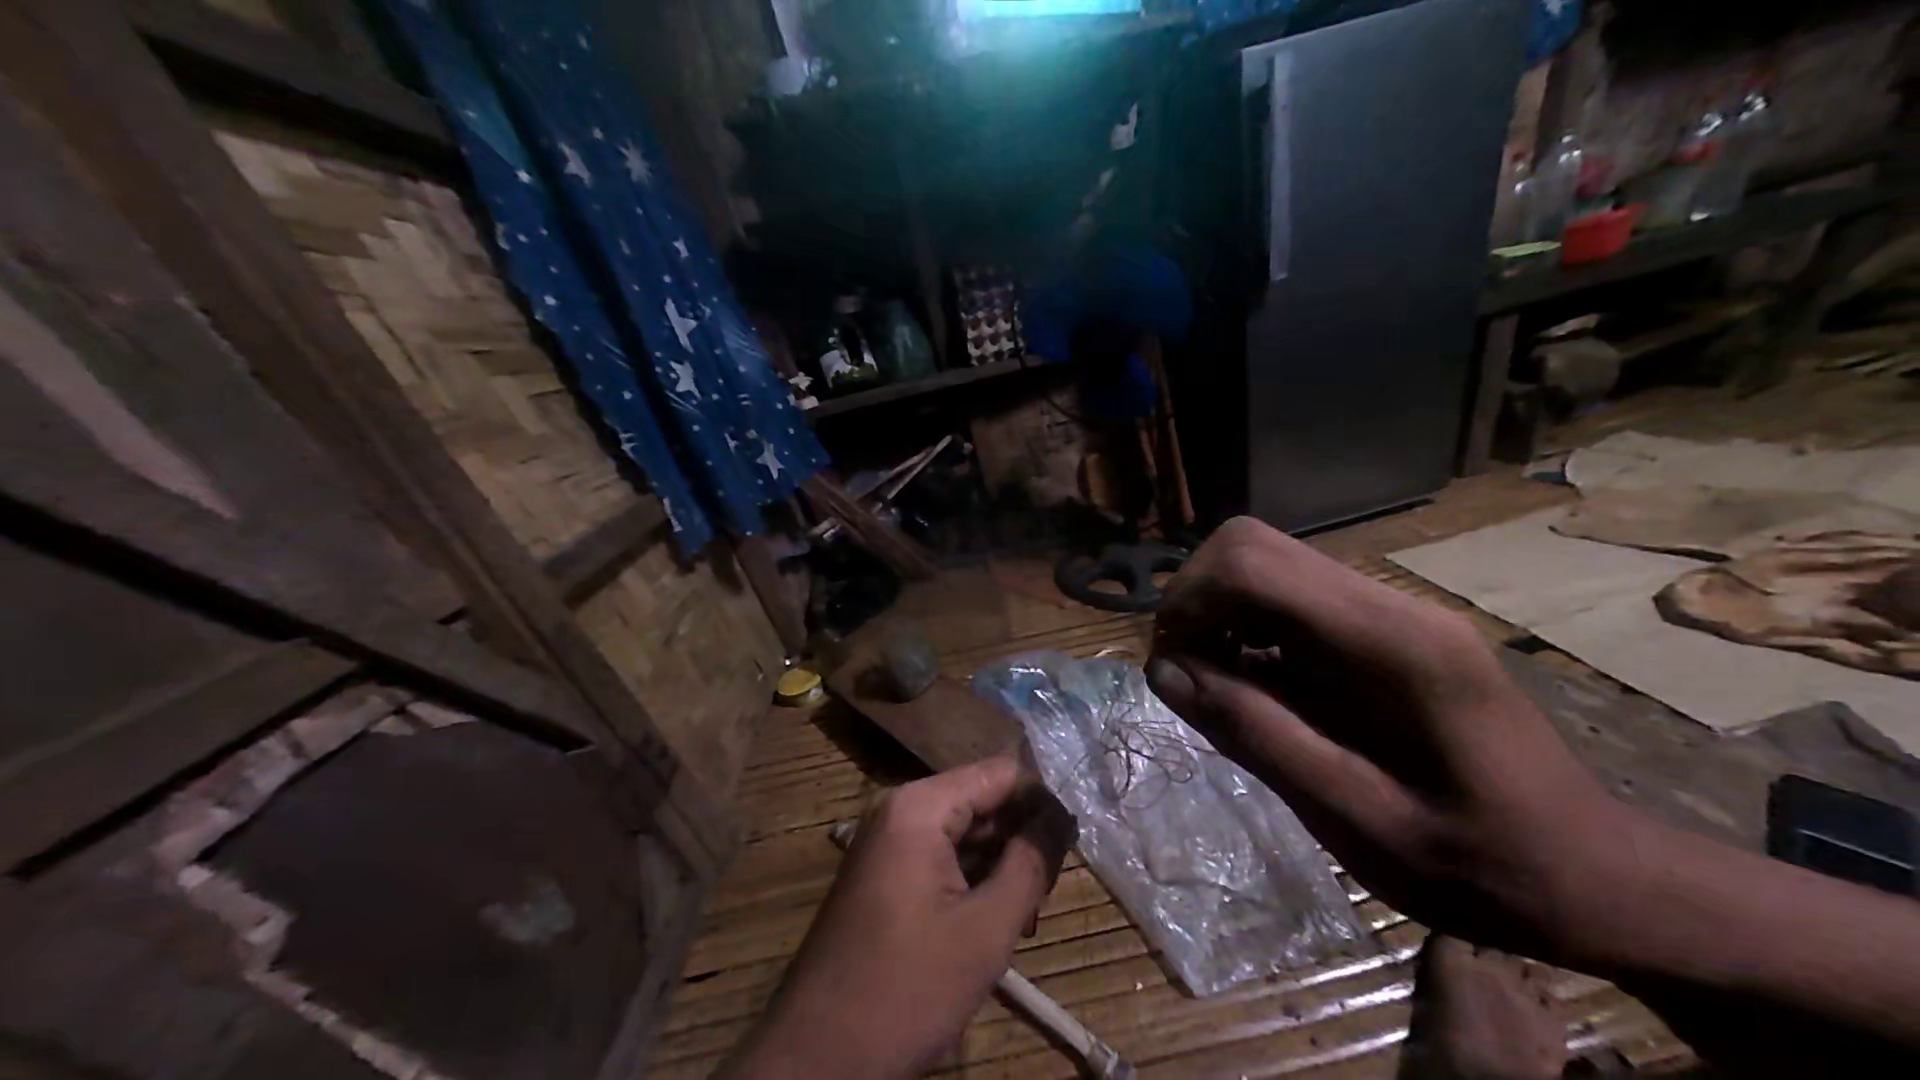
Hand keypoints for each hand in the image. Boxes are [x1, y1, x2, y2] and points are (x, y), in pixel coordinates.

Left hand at [719, 757, 1067, 1079]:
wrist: (818, 1057)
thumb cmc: (906, 989)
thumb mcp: (986, 929)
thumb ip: (1031, 864)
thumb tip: (1062, 817)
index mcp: (920, 807)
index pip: (1000, 774)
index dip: (1041, 803)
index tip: (1071, 848)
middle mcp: (900, 810)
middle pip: (982, 801)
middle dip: (1021, 840)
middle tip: (1046, 895)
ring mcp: (888, 841)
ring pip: (965, 832)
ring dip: (1001, 866)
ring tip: (1025, 917)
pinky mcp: (885, 872)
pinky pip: (941, 857)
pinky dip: (973, 881)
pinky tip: (994, 922)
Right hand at [1145, 517, 1636, 958]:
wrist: (1590, 873)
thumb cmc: (1480, 863)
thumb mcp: (1355, 819)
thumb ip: (1256, 735)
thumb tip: (1164, 672)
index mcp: (1391, 644)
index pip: (1252, 564)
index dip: (1188, 604)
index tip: (1171, 670)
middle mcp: (1388, 604)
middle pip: (1251, 545)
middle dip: (1196, 602)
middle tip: (1188, 673)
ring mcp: (1390, 610)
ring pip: (1266, 564)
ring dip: (1220, 614)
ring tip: (1219, 687)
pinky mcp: (1384, 627)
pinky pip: (1290, 598)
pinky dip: (1249, 630)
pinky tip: (1259, 689)